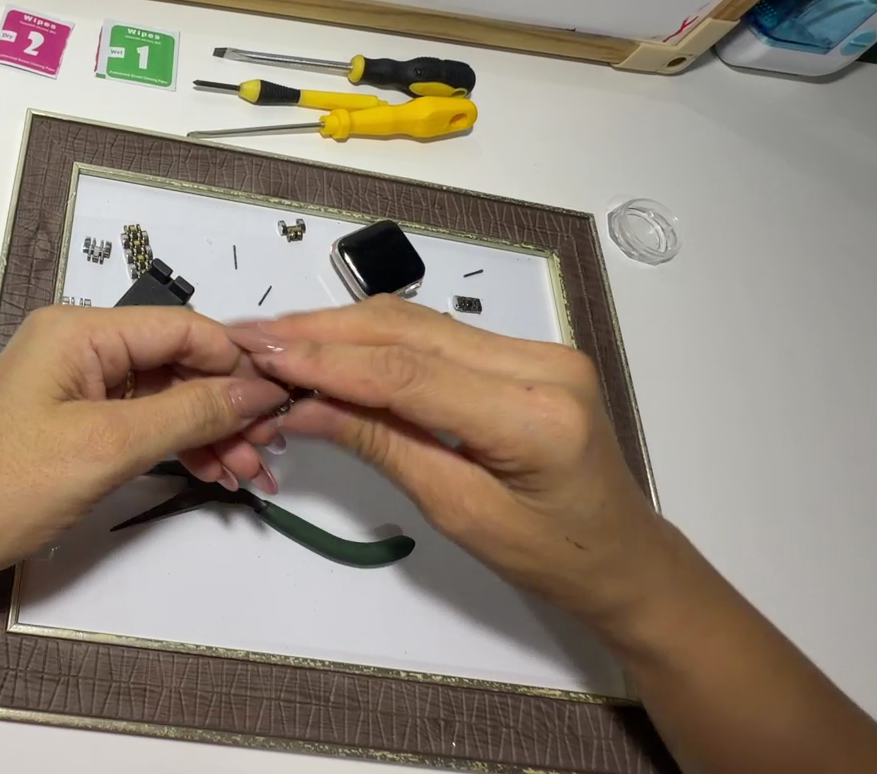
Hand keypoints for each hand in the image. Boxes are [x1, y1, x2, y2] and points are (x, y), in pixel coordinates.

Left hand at [0, 305, 290, 590]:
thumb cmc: (3, 487)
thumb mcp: (107, 446)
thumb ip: (187, 412)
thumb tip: (254, 390)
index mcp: (78, 330)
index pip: (179, 327)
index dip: (233, 361)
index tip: (278, 400)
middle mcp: (79, 345)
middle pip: (173, 362)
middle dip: (223, 405)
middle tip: (265, 450)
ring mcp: (75, 383)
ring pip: (162, 395)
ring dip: (207, 431)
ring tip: (247, 473)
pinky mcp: (74, 417)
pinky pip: (139, 420)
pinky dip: (176, 444)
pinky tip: (211, 471)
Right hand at [227, 298, 674, 626]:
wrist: (624, 556)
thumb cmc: (552, 557)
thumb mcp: (455, 511)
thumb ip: (378, 444)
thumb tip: (299, 408)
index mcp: (535, 416)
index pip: (403, 373)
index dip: (323, 361)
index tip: (260, 353)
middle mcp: (539, 362)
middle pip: (401, 331)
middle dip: (318, 332)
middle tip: (252, 336)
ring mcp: (532, 346)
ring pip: (409, 320)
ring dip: (336, 327)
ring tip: (274, 337)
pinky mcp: (517, 346)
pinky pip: (426, 330)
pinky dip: (368, 335)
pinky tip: (325, 341)